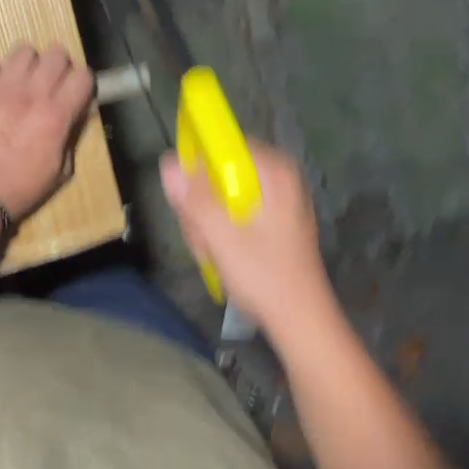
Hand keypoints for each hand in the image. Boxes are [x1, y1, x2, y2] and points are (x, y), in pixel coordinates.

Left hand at [0, 45, 93, 218]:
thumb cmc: (22, 187)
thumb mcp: (61, 170)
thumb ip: (71, 135)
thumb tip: (77, 111)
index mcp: (55, 117)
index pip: (83, 76)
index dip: (82, 83)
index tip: (75, 92)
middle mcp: (30, 95)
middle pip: (56, 54)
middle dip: (59, 68)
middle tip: (50, 84)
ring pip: (23, 51)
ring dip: (28, 65)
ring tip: (21, 83)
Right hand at [160, 141, 331, 330]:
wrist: (300, 319)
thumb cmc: (264, 276)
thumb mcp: (222, 237)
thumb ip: (194, 199)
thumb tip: (168, 162)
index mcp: (275, 175)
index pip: (226, 149)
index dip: (201, 170)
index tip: (189, 201)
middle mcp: (281, 183)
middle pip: (223, 177)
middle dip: (203, 208)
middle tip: (202, 239)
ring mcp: (280, 206)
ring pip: (226, 201)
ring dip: (209, 226)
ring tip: (211, 255)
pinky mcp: (276, 228)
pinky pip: (237, 218)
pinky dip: (223, 236)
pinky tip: (220, 259)